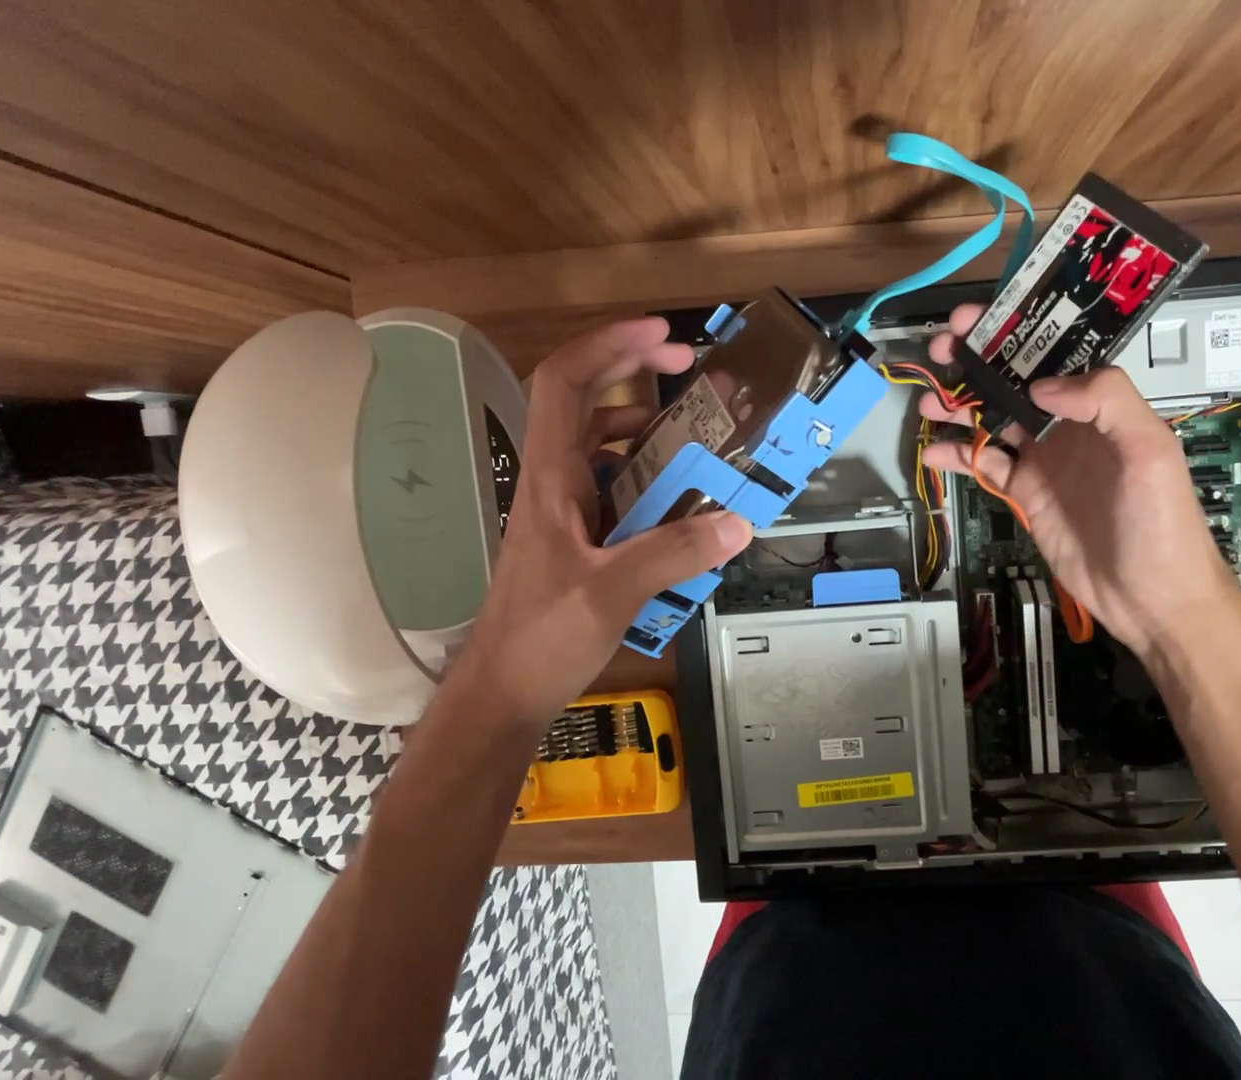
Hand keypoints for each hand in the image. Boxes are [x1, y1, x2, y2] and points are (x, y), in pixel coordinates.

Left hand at [454, 318, 752, 727]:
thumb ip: (675, 553)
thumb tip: (737, 522)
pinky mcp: (574, 538)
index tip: (663, 335)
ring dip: (644, 428)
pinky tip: (680, 498)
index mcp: (550, 480)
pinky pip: (612, 487)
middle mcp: (553, 483)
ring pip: (599, 445)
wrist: (503, 690)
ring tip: (695, 432)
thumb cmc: (543, 637)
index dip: (610, 347)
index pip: (565, 385)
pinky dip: (646, 477)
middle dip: (633, 372)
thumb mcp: (613, 592)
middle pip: (584, 402)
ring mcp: (562, 510)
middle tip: (689, 369)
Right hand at [921, 304, 1232, 651]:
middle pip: (1014, 382)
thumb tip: (1039, 385)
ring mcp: (1044, 459)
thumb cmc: (1162, 522)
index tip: (974, 321)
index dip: (1013, 332)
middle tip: (939, 349)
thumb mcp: (1150, 449)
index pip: (1052, 354)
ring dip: (959, 406)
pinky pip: (985, 466)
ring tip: (928, 400)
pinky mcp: (1025, 494)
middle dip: (976, 361)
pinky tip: (933, 452)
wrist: (1150, 595)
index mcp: (1101, 405)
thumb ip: (1106, 400)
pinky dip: (958, 456)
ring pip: (992, 420)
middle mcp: (1068, 424)